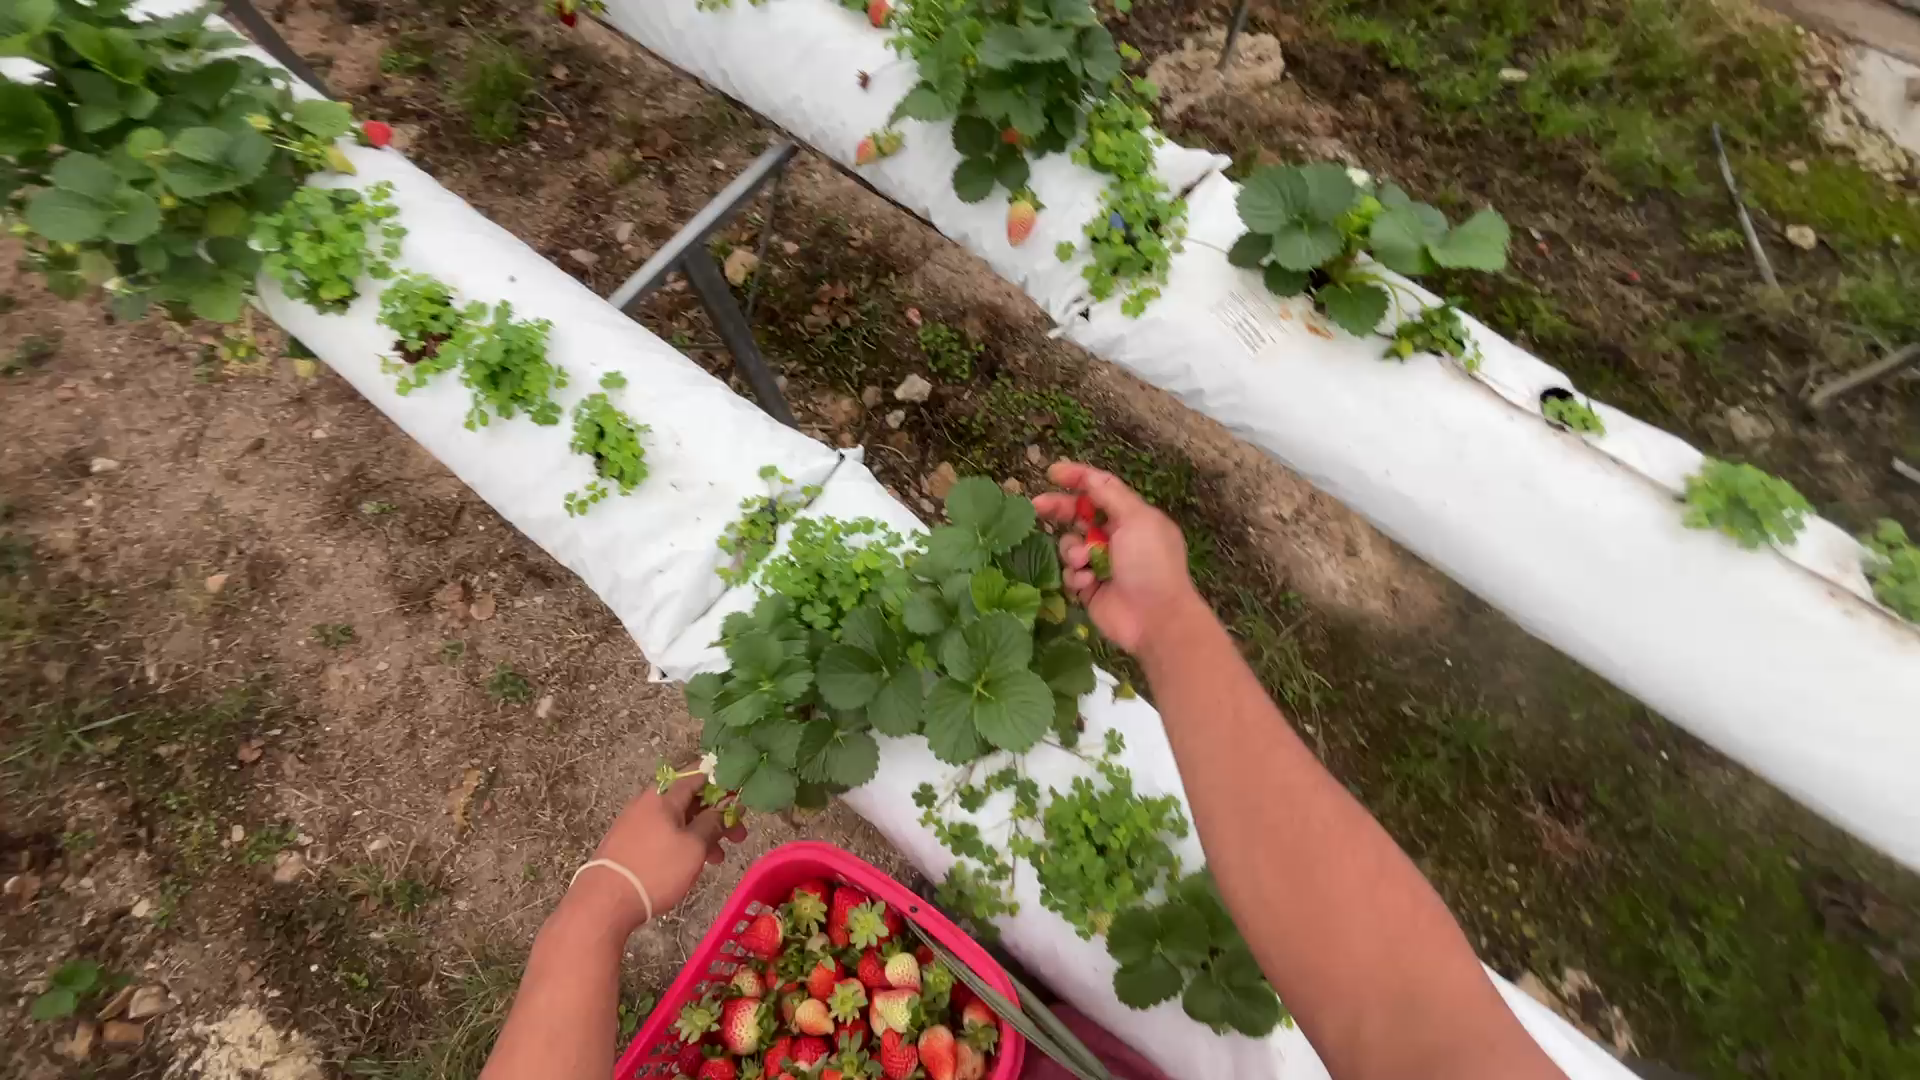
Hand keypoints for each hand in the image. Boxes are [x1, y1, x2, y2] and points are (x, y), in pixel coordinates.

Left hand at [567, 771, 746, 936]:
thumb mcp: (694, 846)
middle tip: (739, 835)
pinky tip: (692, 864)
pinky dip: (682, 843)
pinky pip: (663, 834)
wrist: (600, 906)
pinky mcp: (627, 845)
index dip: (723, 781)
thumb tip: (726, 805)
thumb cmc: (654, 870)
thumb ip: (713, 822)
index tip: (742, 796)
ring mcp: (635, 824)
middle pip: (690, 799)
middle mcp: (648, 803)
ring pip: (678, 820)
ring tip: (718, 858)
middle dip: (717, 815)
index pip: (698, 773)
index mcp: (664, 796)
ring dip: (702, 833)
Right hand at [1032, 461, 1199, 656]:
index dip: (1077, 478)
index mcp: (1131, 517)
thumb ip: (1110, 495)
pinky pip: (1070, 573)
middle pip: (1078, 515)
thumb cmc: (1150, 563)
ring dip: (1073, 551)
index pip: (1100, 490)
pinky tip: (1089, 583)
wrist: (1155, 617)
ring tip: (1084, 561)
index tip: (1052, 472)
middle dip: (1059, 509)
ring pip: (1070, 545)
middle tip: (1038, 506)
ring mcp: (1100, 563)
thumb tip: (1089, 477)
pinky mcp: (1089, 588)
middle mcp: (1115, 537)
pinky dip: (1077, 576)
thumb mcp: (1136, 520)